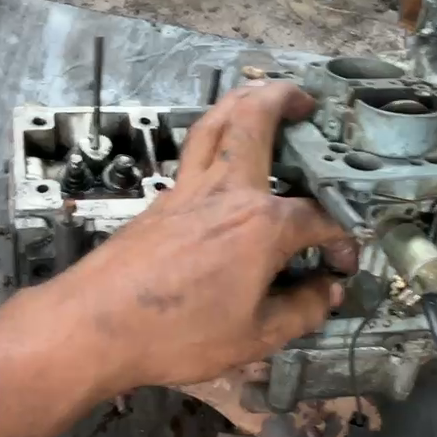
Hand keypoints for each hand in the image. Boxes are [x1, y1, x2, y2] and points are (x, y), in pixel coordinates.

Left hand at [31, 80, 355, 393]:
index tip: (342, 264)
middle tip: (306, 101)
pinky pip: (193, 151)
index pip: (318, 219)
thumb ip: (300, 311)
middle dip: (284, 98)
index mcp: (262, 225)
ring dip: (243, 101)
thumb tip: (329, 293)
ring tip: (262, 98)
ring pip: (215, 123)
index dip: (340, 239)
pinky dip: (214, 135)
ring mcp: (188, 190)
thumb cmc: (178, 334)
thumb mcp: (254, 337)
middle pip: (256, 121)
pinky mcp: (160, 200)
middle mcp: (227, 192)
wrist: (95, 325)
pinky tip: (221, 155)